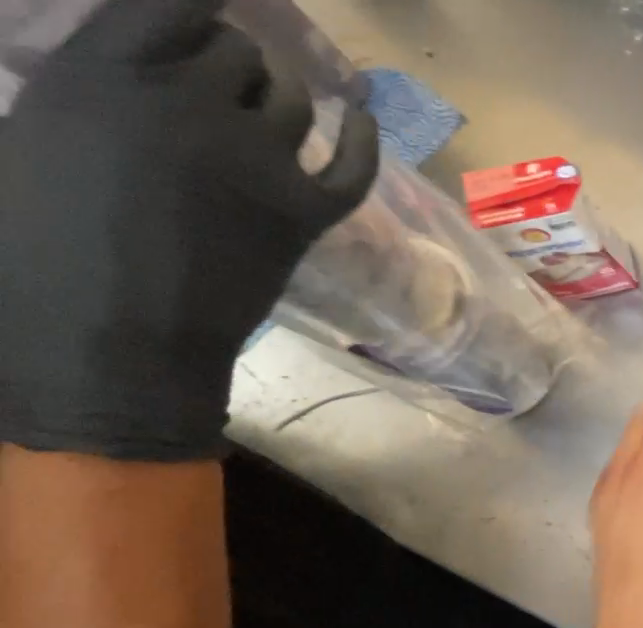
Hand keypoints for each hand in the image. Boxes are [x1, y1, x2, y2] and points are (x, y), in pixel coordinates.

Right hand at [0, 0, 379, 460]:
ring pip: (294, 100)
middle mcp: (197, 105)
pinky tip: (362, 118)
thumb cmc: (35, 238)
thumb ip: (102, 89)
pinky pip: (354, 165)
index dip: (200, 1)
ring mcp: (264, 162)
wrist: (107, 336)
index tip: (207, 7)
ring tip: (263, 98)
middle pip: (240, 52)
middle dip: (228, 57)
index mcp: (111, 73)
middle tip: (216, 75)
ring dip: (279, 93)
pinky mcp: (309, 214)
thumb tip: (145, 71)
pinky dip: (361, 139)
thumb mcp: (39, 133)